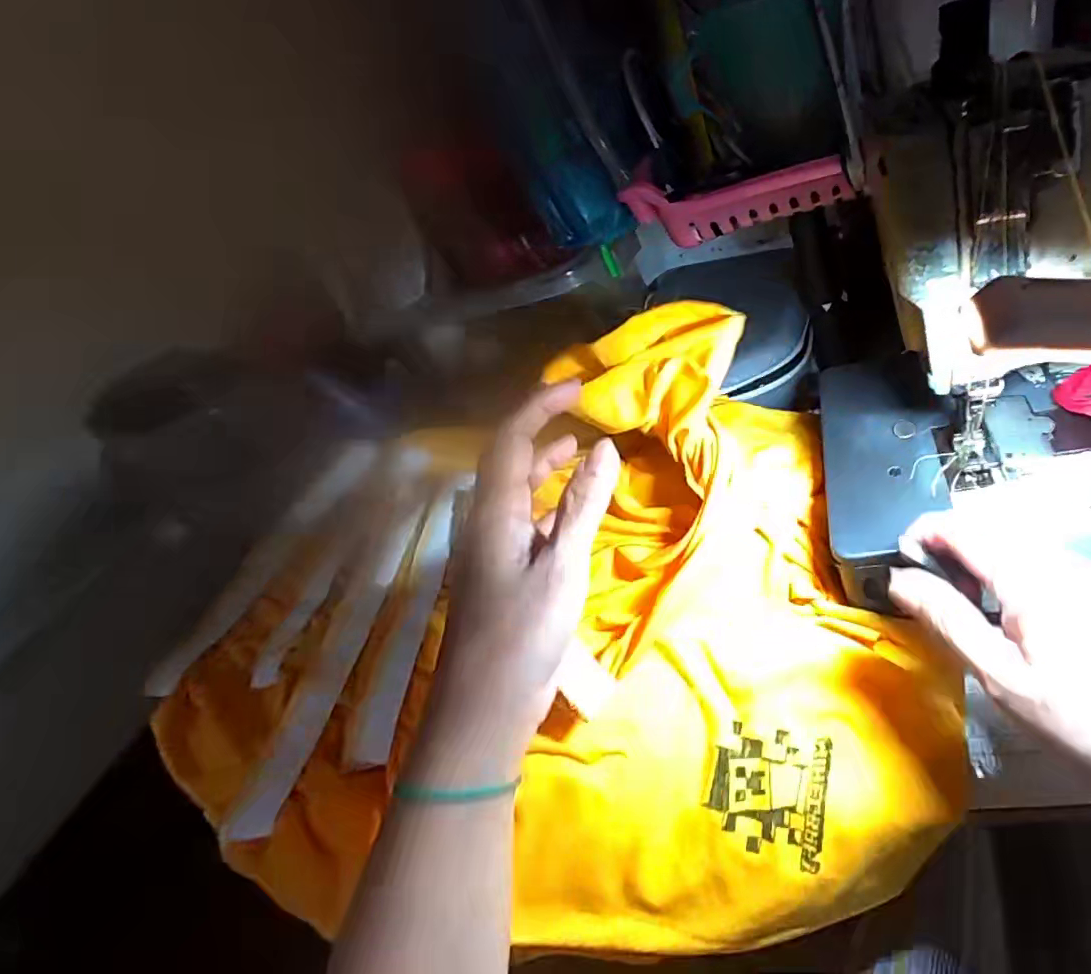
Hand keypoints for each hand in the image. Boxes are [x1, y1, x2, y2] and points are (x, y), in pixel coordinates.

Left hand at [409, 381, 620, 788]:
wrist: (487, 703)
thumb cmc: (524, 633)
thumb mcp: (562, 564)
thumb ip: (583, 505)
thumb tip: (604, 447)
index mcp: (494, 515)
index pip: (509, 441)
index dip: (539, 407)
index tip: (578, 387)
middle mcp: (488, 522)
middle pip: (509, 460)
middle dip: (544, 429)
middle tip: (588, 413)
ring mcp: (496, 546)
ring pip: (519, 488)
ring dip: (549, 462)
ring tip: (586, 447)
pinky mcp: (509, 568)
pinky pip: (531, 515)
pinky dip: (556, 497)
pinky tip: (578, 503)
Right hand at [887, 511, 1090, 789]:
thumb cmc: (1077, 722)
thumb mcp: (1001, 677)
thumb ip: (948, 619)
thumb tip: (901, 580)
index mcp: (1032, 575)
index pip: (964, 527)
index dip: (925, 533)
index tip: (899, 558)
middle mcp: (1062, 558)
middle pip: (993, 529)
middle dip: (953, 548)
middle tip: (931, 594)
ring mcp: (1088, 570)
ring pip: (1019, 544)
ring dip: (984, 561)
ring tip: (970, 608)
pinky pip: (1046, 562)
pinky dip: (1015, 574)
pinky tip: (1015, 617)